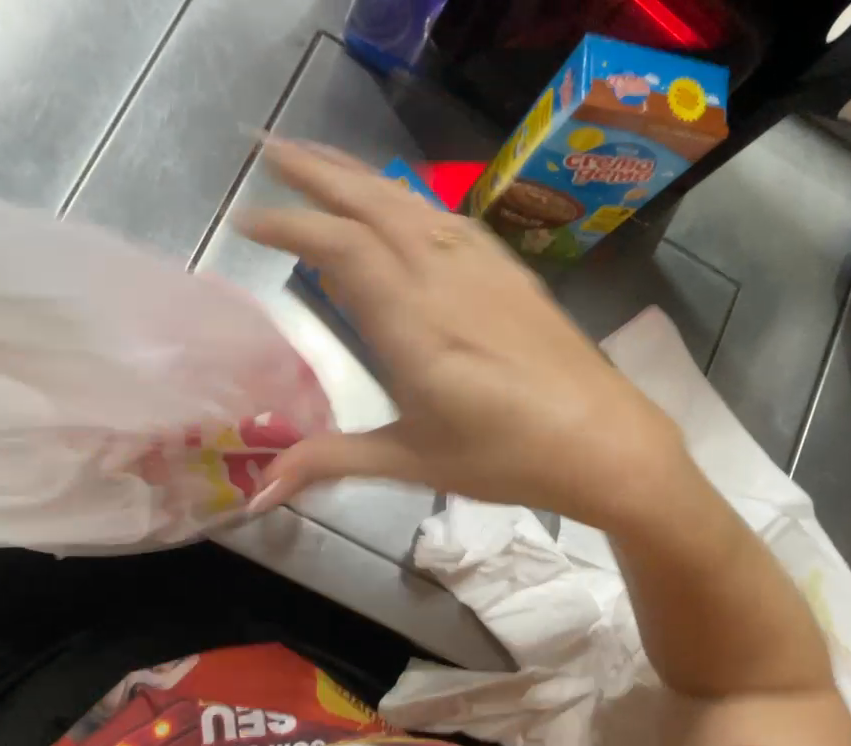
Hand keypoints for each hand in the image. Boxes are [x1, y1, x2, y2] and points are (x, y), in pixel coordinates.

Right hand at [239, 140, 687, 522]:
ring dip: (359, 174)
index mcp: (413, 326)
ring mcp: (480, 269)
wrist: (603, 443)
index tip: (247, 219)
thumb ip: (330, 461)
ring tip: (319, 158)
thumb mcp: (411, 463)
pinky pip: (448, 216)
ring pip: (410, 202)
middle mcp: (443, 280)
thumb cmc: (504, 459)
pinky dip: (408, 197)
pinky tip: (398, 198)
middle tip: (268, 147)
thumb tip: (258, 491)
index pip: (341, 250)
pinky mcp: (507, 271)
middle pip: (373, 205)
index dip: (291, 225)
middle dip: (317, 171)